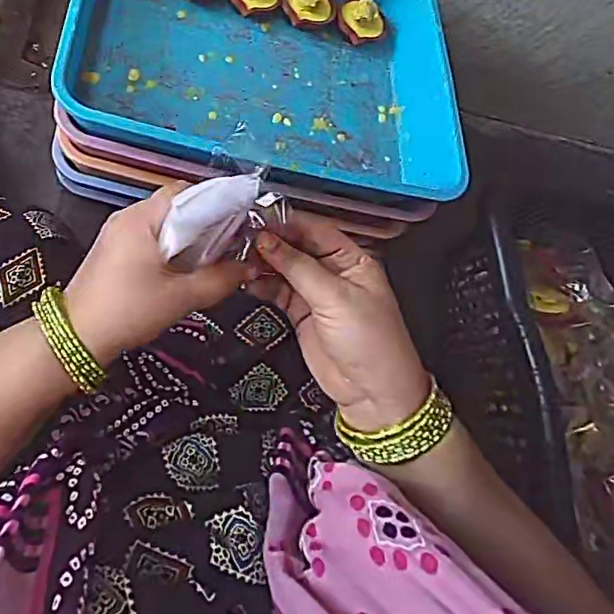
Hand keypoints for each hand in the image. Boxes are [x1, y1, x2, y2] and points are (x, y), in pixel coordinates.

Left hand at [62, 183, 256, 360]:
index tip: (239, 219)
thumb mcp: (180, 298)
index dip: (216, 201)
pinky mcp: (113, 248)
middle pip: (174, 205)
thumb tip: (247, 268)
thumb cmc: (128, 311)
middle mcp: (127, 216)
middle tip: (230, 241)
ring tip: (211, 256)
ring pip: (162, 221)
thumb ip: (219, 280)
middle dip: (204, 221)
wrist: (78, 335)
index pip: (185, 192)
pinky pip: (149, 235)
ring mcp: (117, 231)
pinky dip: (169, 244)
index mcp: (141, 218)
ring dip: (187, 235)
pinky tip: (183, 266)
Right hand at [250, 216, 432, 431]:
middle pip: (295, 246)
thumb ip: (297, 266)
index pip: (314, 229)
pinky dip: (261, 285)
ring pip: (282, 267)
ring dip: (261, 263)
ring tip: (240, 260)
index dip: (286, 223)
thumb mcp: (335, 298)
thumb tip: (266, 240)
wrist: (373, 394)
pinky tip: (248, 281)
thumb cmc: (372, 343)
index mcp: (351, 259)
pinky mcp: (301, 311)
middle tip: (241, 238)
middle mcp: (332, 271)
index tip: (257, 219)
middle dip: (269, 242)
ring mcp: (315, 292)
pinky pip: (276, 290)